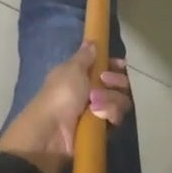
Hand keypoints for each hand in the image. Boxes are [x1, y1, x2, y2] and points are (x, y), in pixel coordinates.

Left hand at [0, 42, 131, 172]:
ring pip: (120, 101)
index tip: (120, 64)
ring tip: (95, 105)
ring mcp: (97, 112)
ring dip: (111, 100)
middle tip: (103, 83)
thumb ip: (85, 55)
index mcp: (81, 75)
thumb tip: (92, 41)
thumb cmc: (60, 94)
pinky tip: (99, 117)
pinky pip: (116, 119)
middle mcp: (91, 92)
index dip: (115, 65)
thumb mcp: (71, 69)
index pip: (106, 67)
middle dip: (116, 81)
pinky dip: (109, 115)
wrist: (51, 132)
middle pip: (119, 84)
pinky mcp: (101, 129)